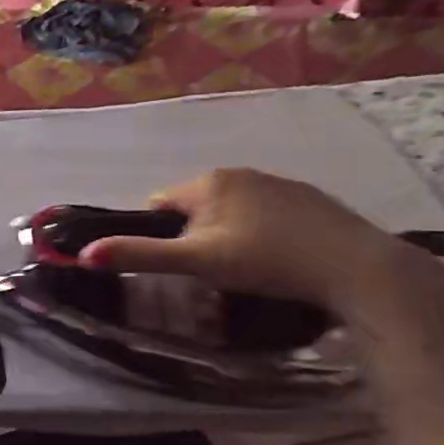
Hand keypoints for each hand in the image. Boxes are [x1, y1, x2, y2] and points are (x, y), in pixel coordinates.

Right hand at [78, 168, 414, 311]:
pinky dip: (262, 234)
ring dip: (227, 235)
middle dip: (194, 236)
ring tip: (247, 269)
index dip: (160, 235)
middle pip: (194, 208)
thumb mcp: (195, 262)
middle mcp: (242, 172)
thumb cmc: (266, 261)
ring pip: (231, 212)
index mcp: (209, 182)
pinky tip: (278, 260)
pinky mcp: (314, 201)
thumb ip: (139, 256)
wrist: (360, 269)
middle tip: (212, 271)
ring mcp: (282, 184)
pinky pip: (266, 215)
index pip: (159, 204)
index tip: (180, 263)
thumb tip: (83, 255)